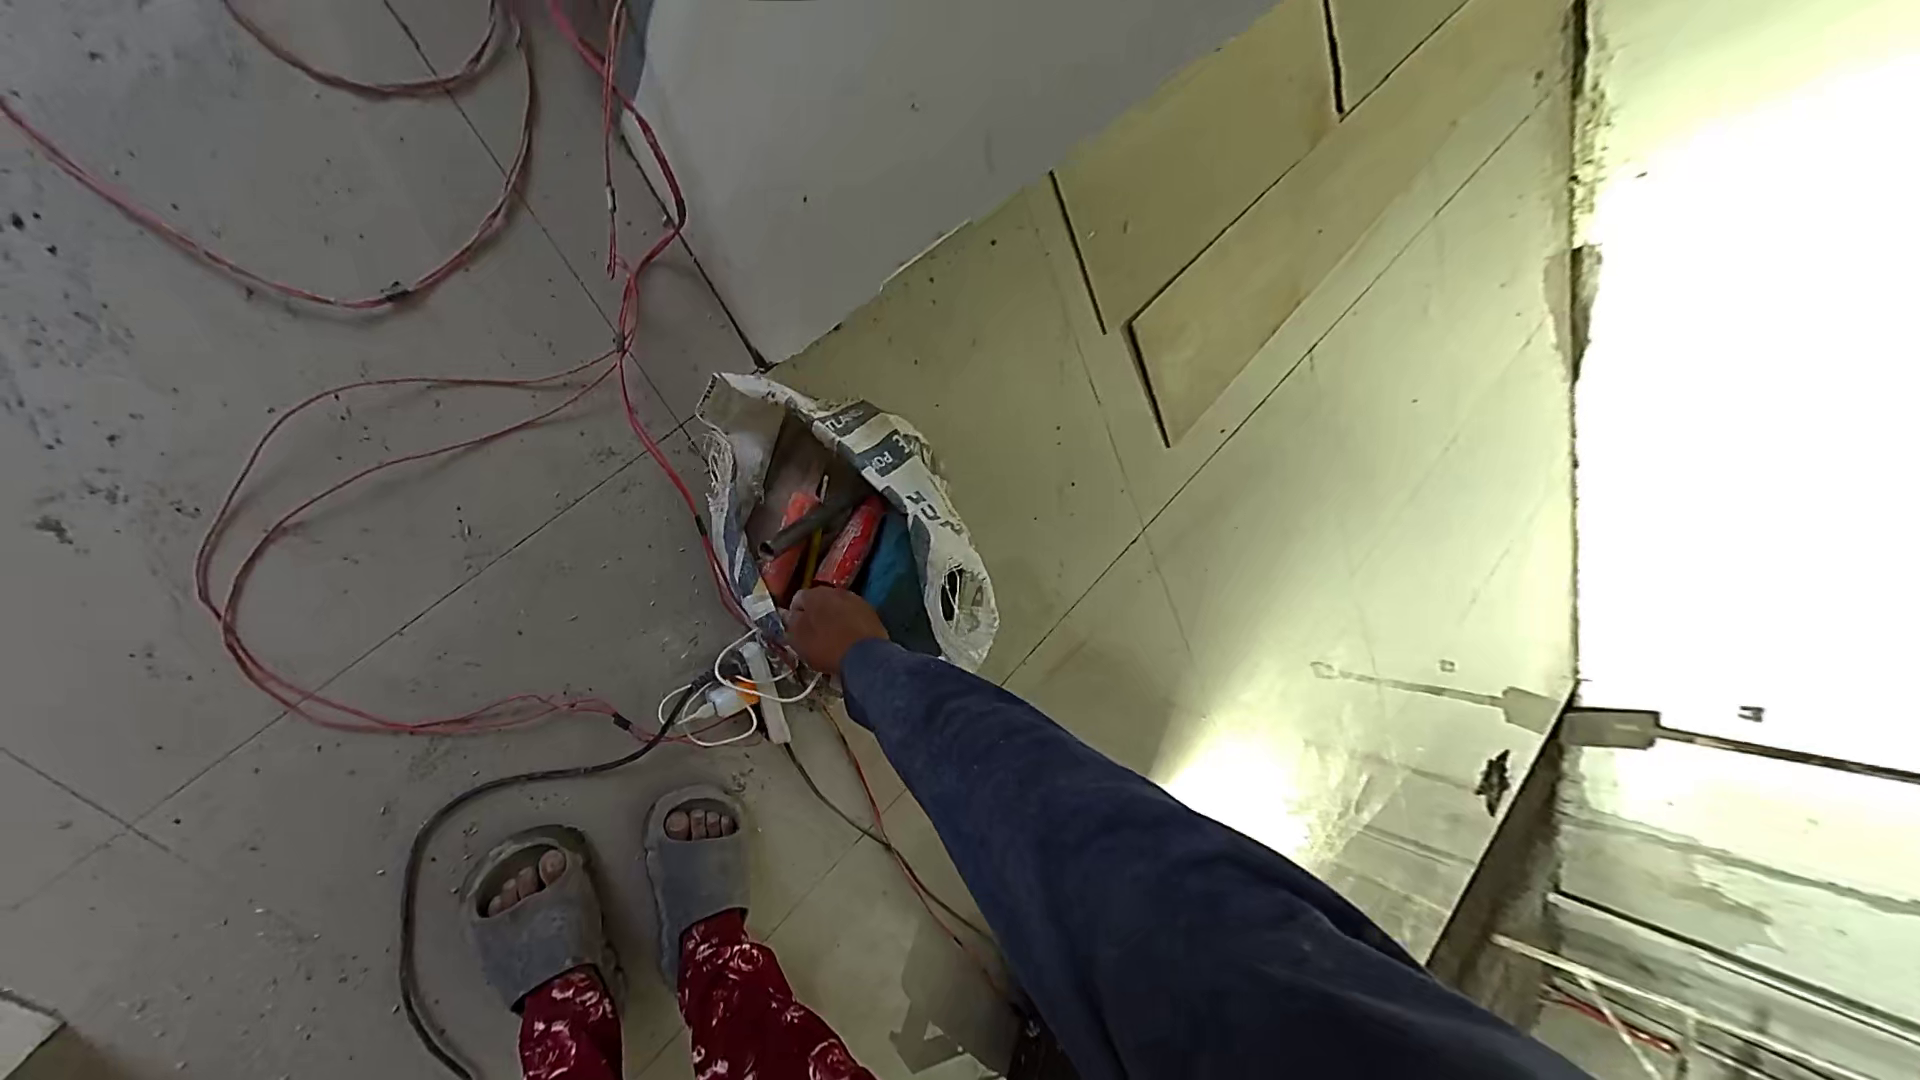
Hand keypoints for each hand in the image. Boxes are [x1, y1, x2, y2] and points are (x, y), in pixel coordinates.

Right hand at [786, 587, 888, 676]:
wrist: (865, 656)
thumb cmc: (826, 647)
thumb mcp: (798, 640)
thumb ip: (791, 623)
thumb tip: (789, 614)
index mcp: (814, 594)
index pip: (797, 599)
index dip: (794, 615)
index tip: (796, 630)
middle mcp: (835, 591)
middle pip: (819, 601)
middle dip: (815, 615)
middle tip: (814, 635)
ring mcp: (855, 599)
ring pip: (838, 607)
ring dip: (833, 618)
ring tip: (833, 638)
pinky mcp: (870, 611)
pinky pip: (853, 615)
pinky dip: (849, 623)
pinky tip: (849, 639)